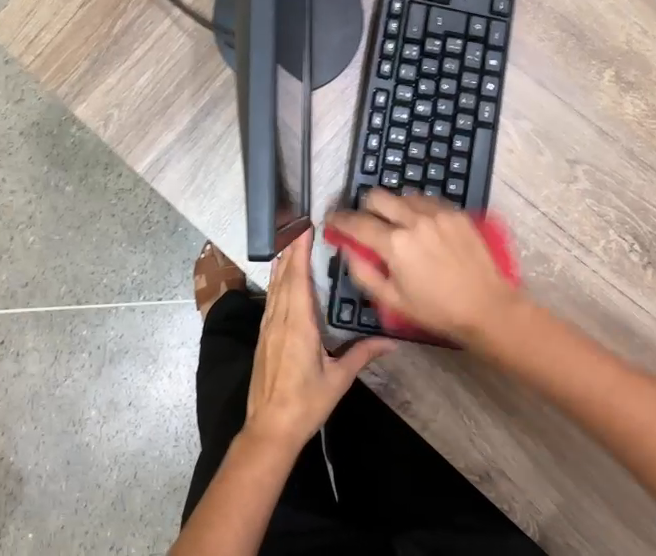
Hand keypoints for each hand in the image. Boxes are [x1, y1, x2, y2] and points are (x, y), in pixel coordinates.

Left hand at [243, 229, 395, 451]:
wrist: (269, 429)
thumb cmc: (306, 404)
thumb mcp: (338, 379)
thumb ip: (362, 354)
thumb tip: (392, 342)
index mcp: (298, 326)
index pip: (297, 279)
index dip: (298, 252)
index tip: (303, 228)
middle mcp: (280, 321)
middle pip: (283, 277)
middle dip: (290, 250)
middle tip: (299, 225)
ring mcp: (268, 328)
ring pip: (274, 287)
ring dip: (282, 264)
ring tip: (290, 243)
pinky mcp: (263, 338)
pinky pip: (270, 301)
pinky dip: (276, 283)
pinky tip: (281, 278)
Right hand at [325, 188, 522, 343]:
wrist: (487, 306)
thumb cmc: (437, 310)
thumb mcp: (392, 301)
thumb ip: (363, 273)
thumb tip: (347, 250)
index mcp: (394, 244)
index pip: (357, 222)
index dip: (339, 220)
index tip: (333, 221)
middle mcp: (413, 220)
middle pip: (377, 196)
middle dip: (365, 207)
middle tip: (367, 223)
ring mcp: (437, 213)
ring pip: (402, 195)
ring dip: (393, 207)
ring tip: (397, 226)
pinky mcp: (455, 212)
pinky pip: (426, 200)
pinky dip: (416, 208)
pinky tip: (421, 226)